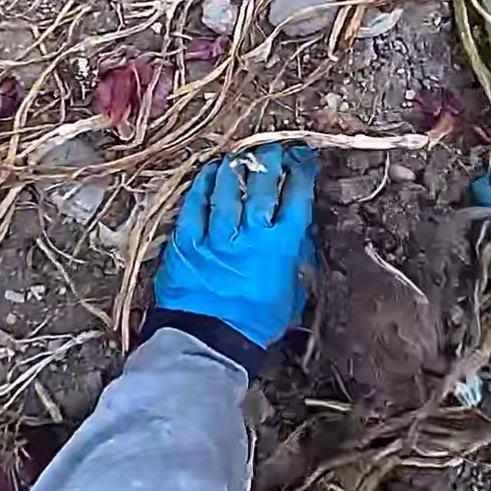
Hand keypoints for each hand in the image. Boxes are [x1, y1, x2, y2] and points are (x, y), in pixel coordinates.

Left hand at [154, 142, 318, 346]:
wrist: (210, 343)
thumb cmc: (255, 322)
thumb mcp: (292, 292)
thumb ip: (298, 258)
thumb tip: (302, 233)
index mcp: (280, 247)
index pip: (296, 197)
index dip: (301, 172)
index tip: (302, 159)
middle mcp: (250, 235)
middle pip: (262, 185)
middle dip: (270, 160)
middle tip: (272, 148)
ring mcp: (216, 237)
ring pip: (227, 189)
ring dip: (235, 166)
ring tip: (239, 154)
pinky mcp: (187, 243)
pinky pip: (194, 205)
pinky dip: (202, 186)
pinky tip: (208, 172)